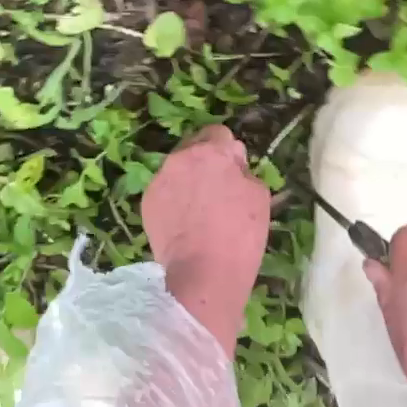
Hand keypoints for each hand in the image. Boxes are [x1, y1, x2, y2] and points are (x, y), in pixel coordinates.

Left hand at [141, 125, 271, 358]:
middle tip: (217, 191)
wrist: (204, 274)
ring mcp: (160, 177)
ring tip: (199, 211)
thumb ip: (243, 170)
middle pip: (194, 147)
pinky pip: (165, 190)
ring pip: (177, 169)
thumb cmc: (240, 236)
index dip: (227, 150)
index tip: (233, 170)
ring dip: (188, 179)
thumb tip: (233, 162)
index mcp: (211, 151)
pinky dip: (173, 199)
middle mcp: (180, 157)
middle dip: (205, 162)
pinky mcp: (147, 199)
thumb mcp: (259, 196)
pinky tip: (184, 223)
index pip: (218, 133)